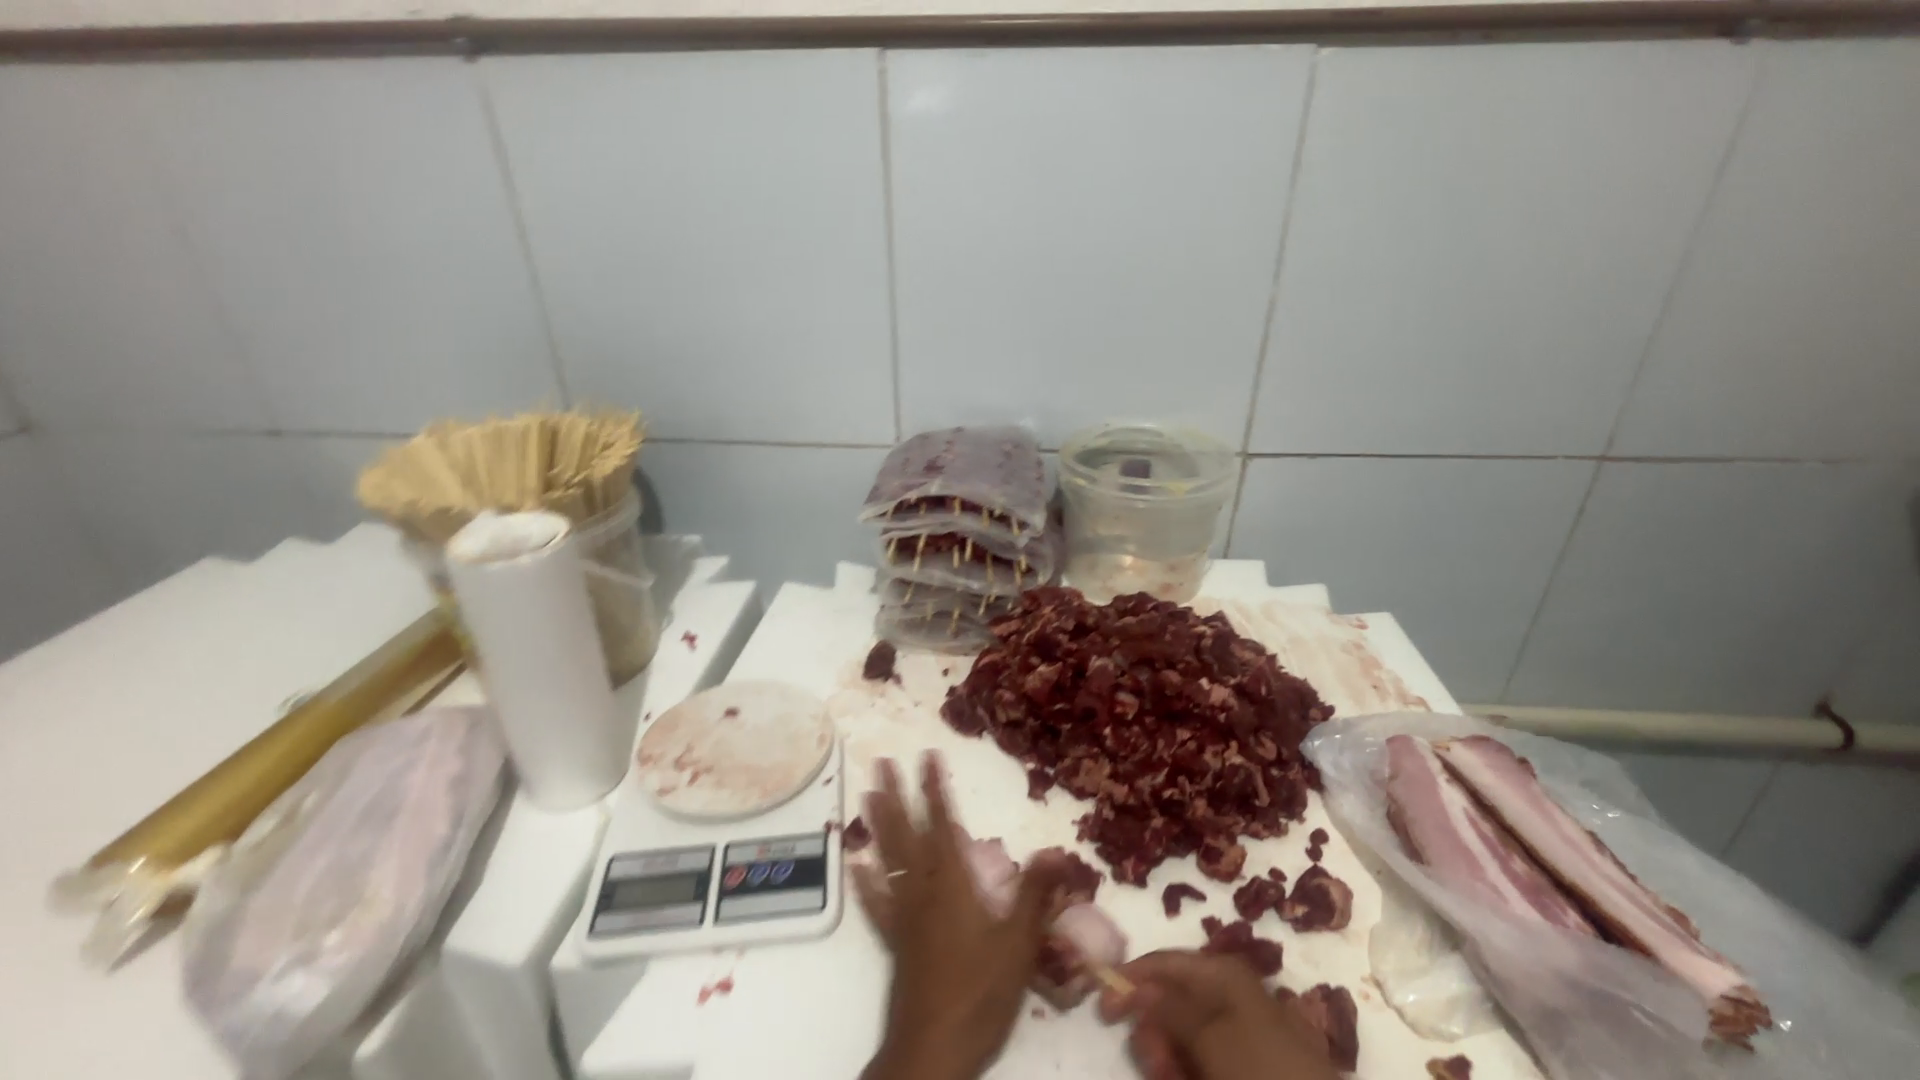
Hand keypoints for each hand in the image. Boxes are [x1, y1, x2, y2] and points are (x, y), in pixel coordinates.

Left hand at [855, 755, 1066, 1079]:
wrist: (934, 1048)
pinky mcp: (895, 943)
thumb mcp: (1020, 943)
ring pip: (888, 859)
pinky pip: (877, 904)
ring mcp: (904, 917)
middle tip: (883, 761)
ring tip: (866, 795)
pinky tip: (857, 868)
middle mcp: (922, 891)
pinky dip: (867, 882)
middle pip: (905, 833)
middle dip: (896, 795)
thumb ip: (1035, 894)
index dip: (935, 789)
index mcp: (952, 884)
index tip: (928, 756)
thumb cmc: (980, 993)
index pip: (942, 824)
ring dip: (878, 825)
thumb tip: (1055, 849)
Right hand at [1097, 951, 1338, 1079]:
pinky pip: (1199, 1059)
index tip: (1101, 1007)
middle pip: (1168, 1002)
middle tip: (1156, 1065)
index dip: (1130, 979)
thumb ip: (1169, 1007)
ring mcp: (1236, 1032)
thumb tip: (1134, 984)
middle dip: (1153, 1033)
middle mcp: (1228, 995)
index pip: (1164, 962)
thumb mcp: (1212, 1036)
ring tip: (1172, 1078)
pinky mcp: (1241, 1064)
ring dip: (1167, 1058)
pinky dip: (1185, 1071)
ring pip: (1180, 1037)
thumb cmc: (1264, 1070)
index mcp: (1223, 975)